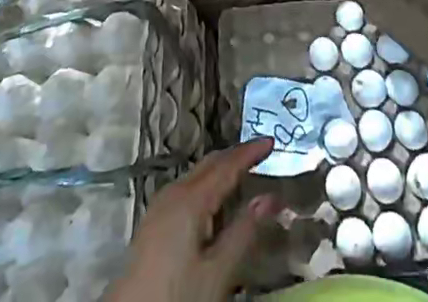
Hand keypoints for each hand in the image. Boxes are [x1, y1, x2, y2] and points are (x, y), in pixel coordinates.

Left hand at [105, 139, 279, 301]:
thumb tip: (271, 198)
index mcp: (191, 199)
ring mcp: (161, 204)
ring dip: (221, 168)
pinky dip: (208, 183)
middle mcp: (174, 192)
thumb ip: (245, 231)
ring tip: (245, 171)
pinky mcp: (155, 219)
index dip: (249, 152)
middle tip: (262, 153)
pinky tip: (217, 199)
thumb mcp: (219, 269)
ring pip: (197, 174)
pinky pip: (187, 187)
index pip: (226, 165)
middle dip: (236, 155)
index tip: (271, 141)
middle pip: (209, 164)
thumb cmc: (179, 293)